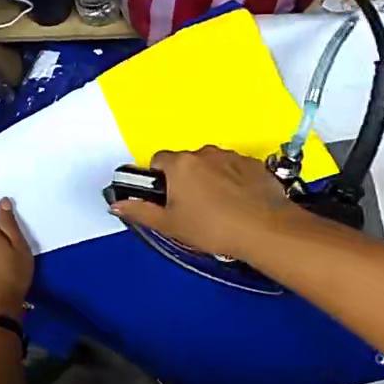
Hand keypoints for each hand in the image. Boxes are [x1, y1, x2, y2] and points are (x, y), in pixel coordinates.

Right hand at [107, 147, 296, 260]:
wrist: (264, 229)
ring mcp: (231, 157)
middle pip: (186, 162)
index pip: (158, 160)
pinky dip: (233, 182)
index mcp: (181, 164)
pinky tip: (236, 205)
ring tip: (217, 210)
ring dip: (210, 180)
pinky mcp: (253, 165)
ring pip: (211, 165)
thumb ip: (140, 211)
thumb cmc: (216, 228)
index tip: (165, 196)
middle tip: (190, 209)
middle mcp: (205, 154)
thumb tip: (119, 204)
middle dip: (185, 181)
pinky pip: (235, 169)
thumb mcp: (170, 225)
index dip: (159, 179)